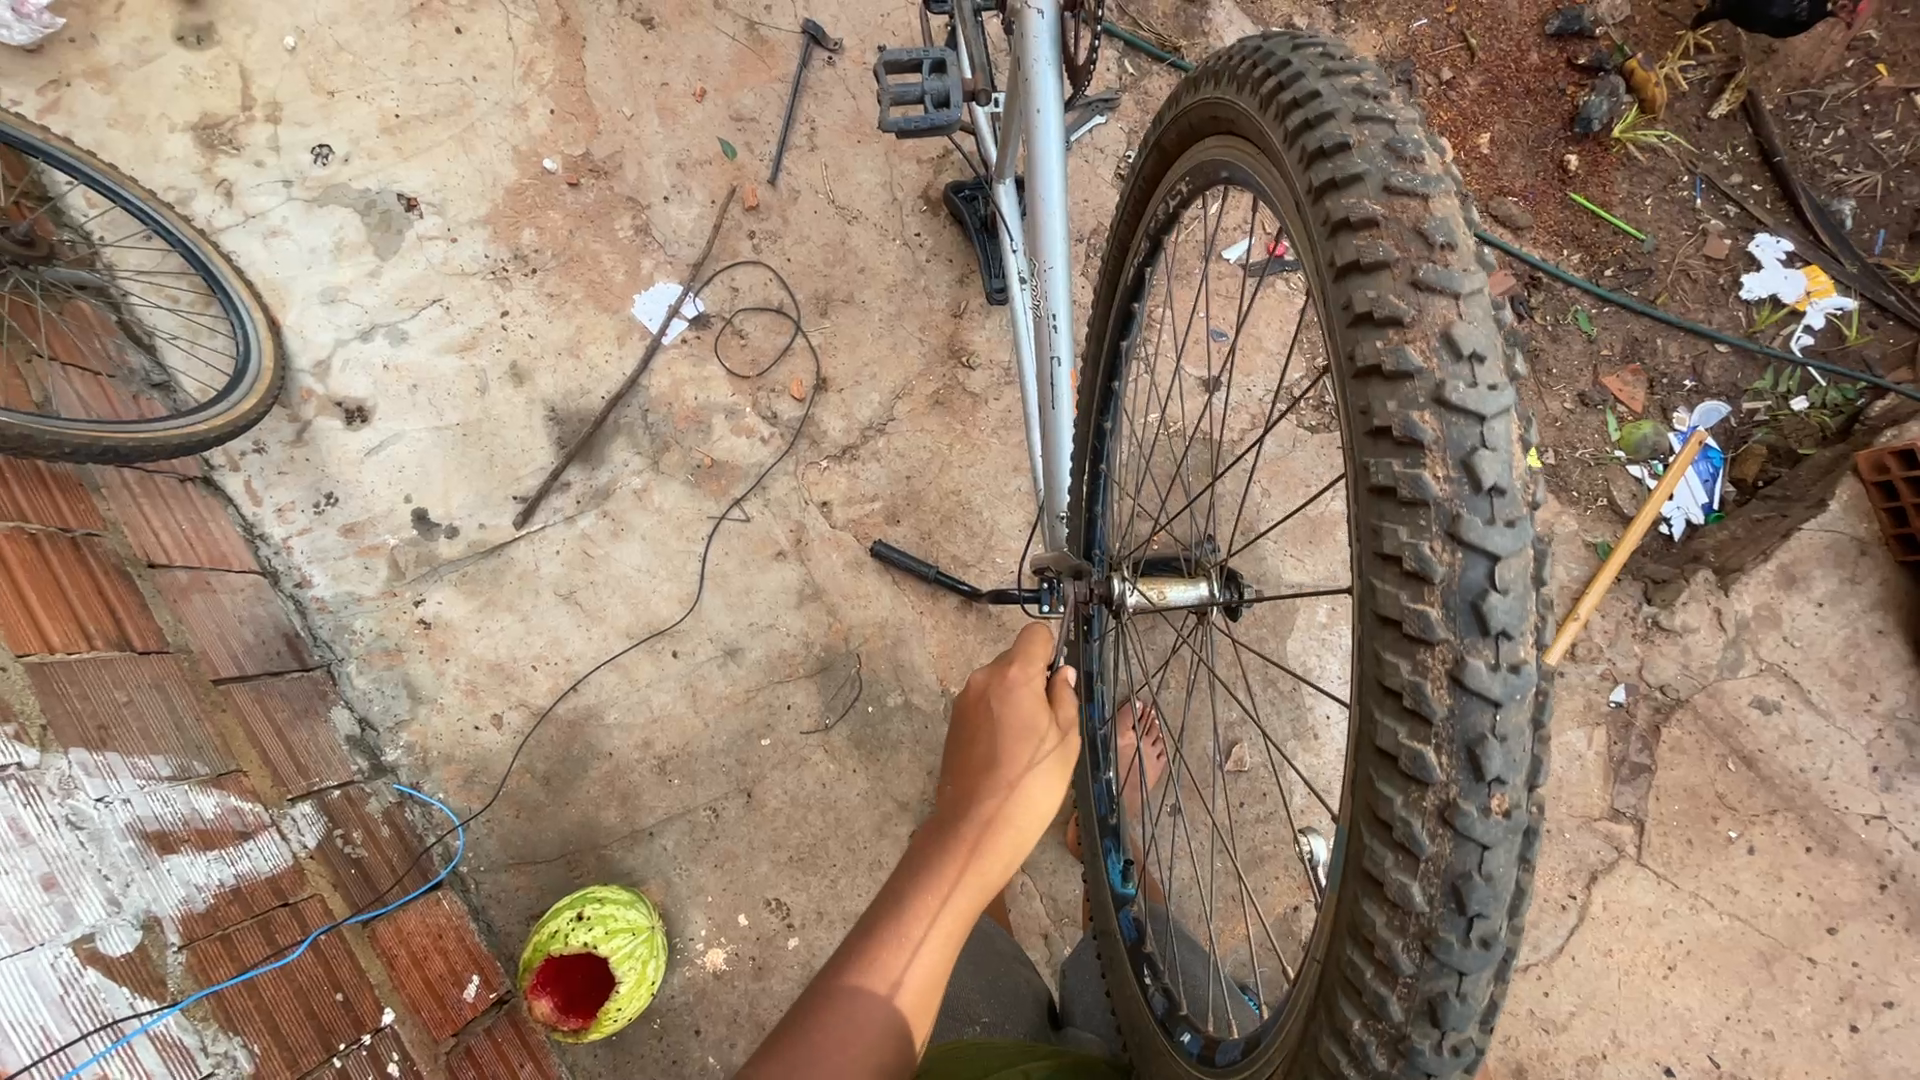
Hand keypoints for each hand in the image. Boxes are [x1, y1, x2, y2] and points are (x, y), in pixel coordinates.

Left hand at [925, 622, 1080, 904]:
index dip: (1052, 650)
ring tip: (1027, 742)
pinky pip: (984, 703)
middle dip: (1033, 678)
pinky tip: (1006, 751)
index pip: (1035, 634)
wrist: (978, 826)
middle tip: (1048, 720)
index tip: (1059, 680)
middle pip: (1015, 659)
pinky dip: (998, 715)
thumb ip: (1064, 697)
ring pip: (999, 682)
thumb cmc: (1032, 782)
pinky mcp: (954, 721)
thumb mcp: (1065, 739)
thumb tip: (1061, 674)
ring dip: (1015, 698)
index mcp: (1013, 674)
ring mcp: (964, 699)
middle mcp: (984, 677)